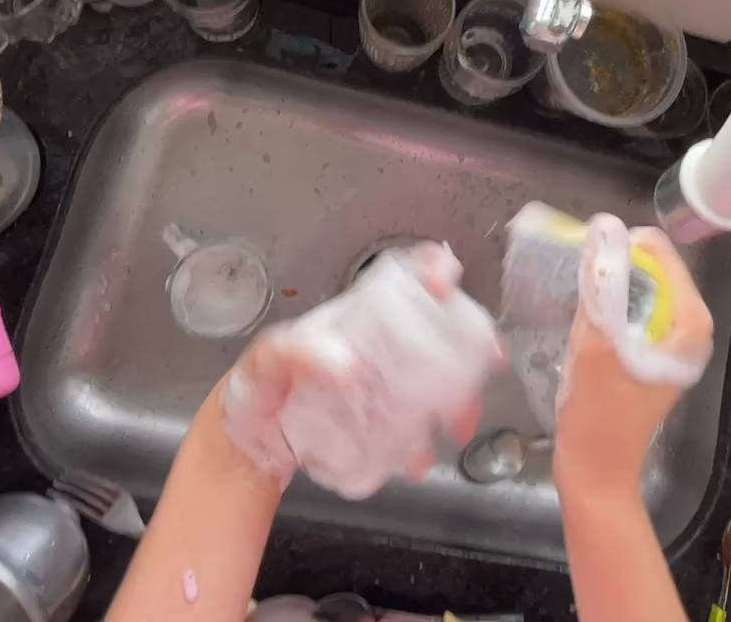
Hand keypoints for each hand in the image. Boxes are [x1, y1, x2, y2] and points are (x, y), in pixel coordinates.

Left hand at [217, 241, 491, 488]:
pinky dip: (425, 443)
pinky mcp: (379, 422)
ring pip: (436, 380)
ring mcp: (382, 383)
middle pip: (437, 330)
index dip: (432, 269)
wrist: (246, 443)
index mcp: (356, 318)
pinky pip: (414, 427)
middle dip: (468, 344)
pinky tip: (418, 460)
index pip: (402, 278)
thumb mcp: (266, 360)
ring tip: (458, 426)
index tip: (448, 282)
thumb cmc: (256, 388)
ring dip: (458, 400)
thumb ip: (296, 352)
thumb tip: (345, 362)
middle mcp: (378, 345)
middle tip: (484, 365)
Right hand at [553, 216, 713, 500]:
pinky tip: (586, 314)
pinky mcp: (653, 355)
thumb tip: (603, 225)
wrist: (595, 471)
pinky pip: (635, 311)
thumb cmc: (598, 410)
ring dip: (610, 283)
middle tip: (577, 268)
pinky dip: (611, 304)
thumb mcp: (597, 339)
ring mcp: (672, 344)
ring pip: (641, 290)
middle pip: (653, 270)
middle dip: (615, 262)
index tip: (586, 245)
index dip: (623, 243)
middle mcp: (689, 329)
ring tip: (577, 288)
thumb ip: (603, 280)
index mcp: (688, 323)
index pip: (662, 254)